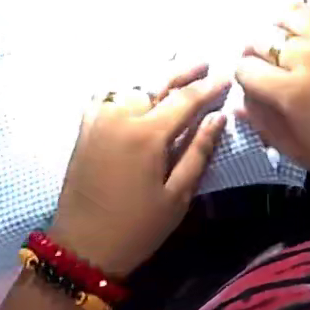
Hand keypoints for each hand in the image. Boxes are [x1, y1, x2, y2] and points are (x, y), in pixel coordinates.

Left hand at [49, 64, 229, 276]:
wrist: (82, 248)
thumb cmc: (137, 227)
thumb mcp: (178, 195)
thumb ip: (198, 151)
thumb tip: (219, 117)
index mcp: (148, 134)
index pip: (185, 99)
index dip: (209, 87)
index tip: (228, 76)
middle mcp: (121, 117)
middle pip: (156, 82)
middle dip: (182, 70)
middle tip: (204, 62)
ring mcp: (99, 120)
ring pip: (129, 83)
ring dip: (154, 74)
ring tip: (174, 67)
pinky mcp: (85, 129)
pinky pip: (105, 95)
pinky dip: (123, 85)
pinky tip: (134, 85)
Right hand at [235, 1, 309, 198]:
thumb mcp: (302, 153)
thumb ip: (267, 125)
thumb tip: (240, 103)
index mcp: (290, 91)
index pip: (246, 68)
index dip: (243, 77)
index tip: (252, 88)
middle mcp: (308, 57)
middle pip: (266, 37)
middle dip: (258, 51)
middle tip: (266, 67)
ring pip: (296, 13)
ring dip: (283, 24)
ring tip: (286, 38)